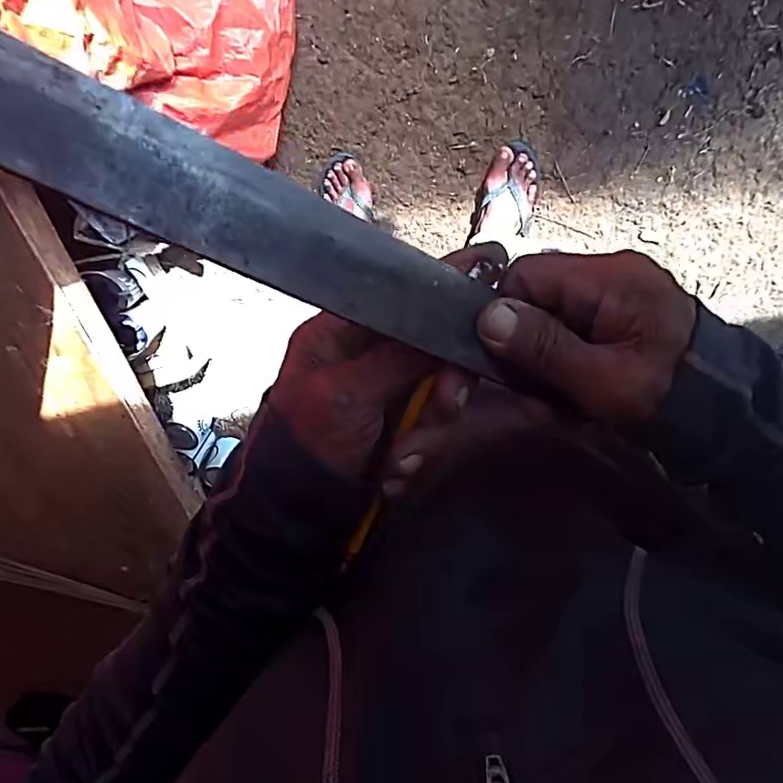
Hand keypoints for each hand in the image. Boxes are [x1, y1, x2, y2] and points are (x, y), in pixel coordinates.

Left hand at [267, 243, 508, 477]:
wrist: (299, 514)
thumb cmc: (306, 444)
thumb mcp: (347, 395)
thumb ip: (398, 357)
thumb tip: (444, 321)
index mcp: (339, 331)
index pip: (395, 294)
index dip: (437, 285)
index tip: (483, 268)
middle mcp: (369, 353)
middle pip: (430, 342)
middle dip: (442, 381)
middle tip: (447, 403)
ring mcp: (389, 387)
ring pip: (440, 385)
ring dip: (429, 426)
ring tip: (403, 458)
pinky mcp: (403, 418)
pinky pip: (434, 419)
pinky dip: (421, 447)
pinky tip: (397, 469)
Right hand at [474, 250, 695, 423]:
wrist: (731, 415)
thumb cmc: (671, 396)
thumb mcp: (602, 380)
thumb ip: (544, 348)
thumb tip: (488, 318)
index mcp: (609, 278)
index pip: (525, 275)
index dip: (504, 317)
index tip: (505, 364)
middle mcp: (610, 277)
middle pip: (535, 302)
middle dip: (528, 354)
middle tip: (539, 399)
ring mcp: (616, 299)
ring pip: (550, 326)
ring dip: (547, 370)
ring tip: (564, 407)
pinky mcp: (620, 322)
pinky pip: (573, 338)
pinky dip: (567, 371)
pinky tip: (578, 401)